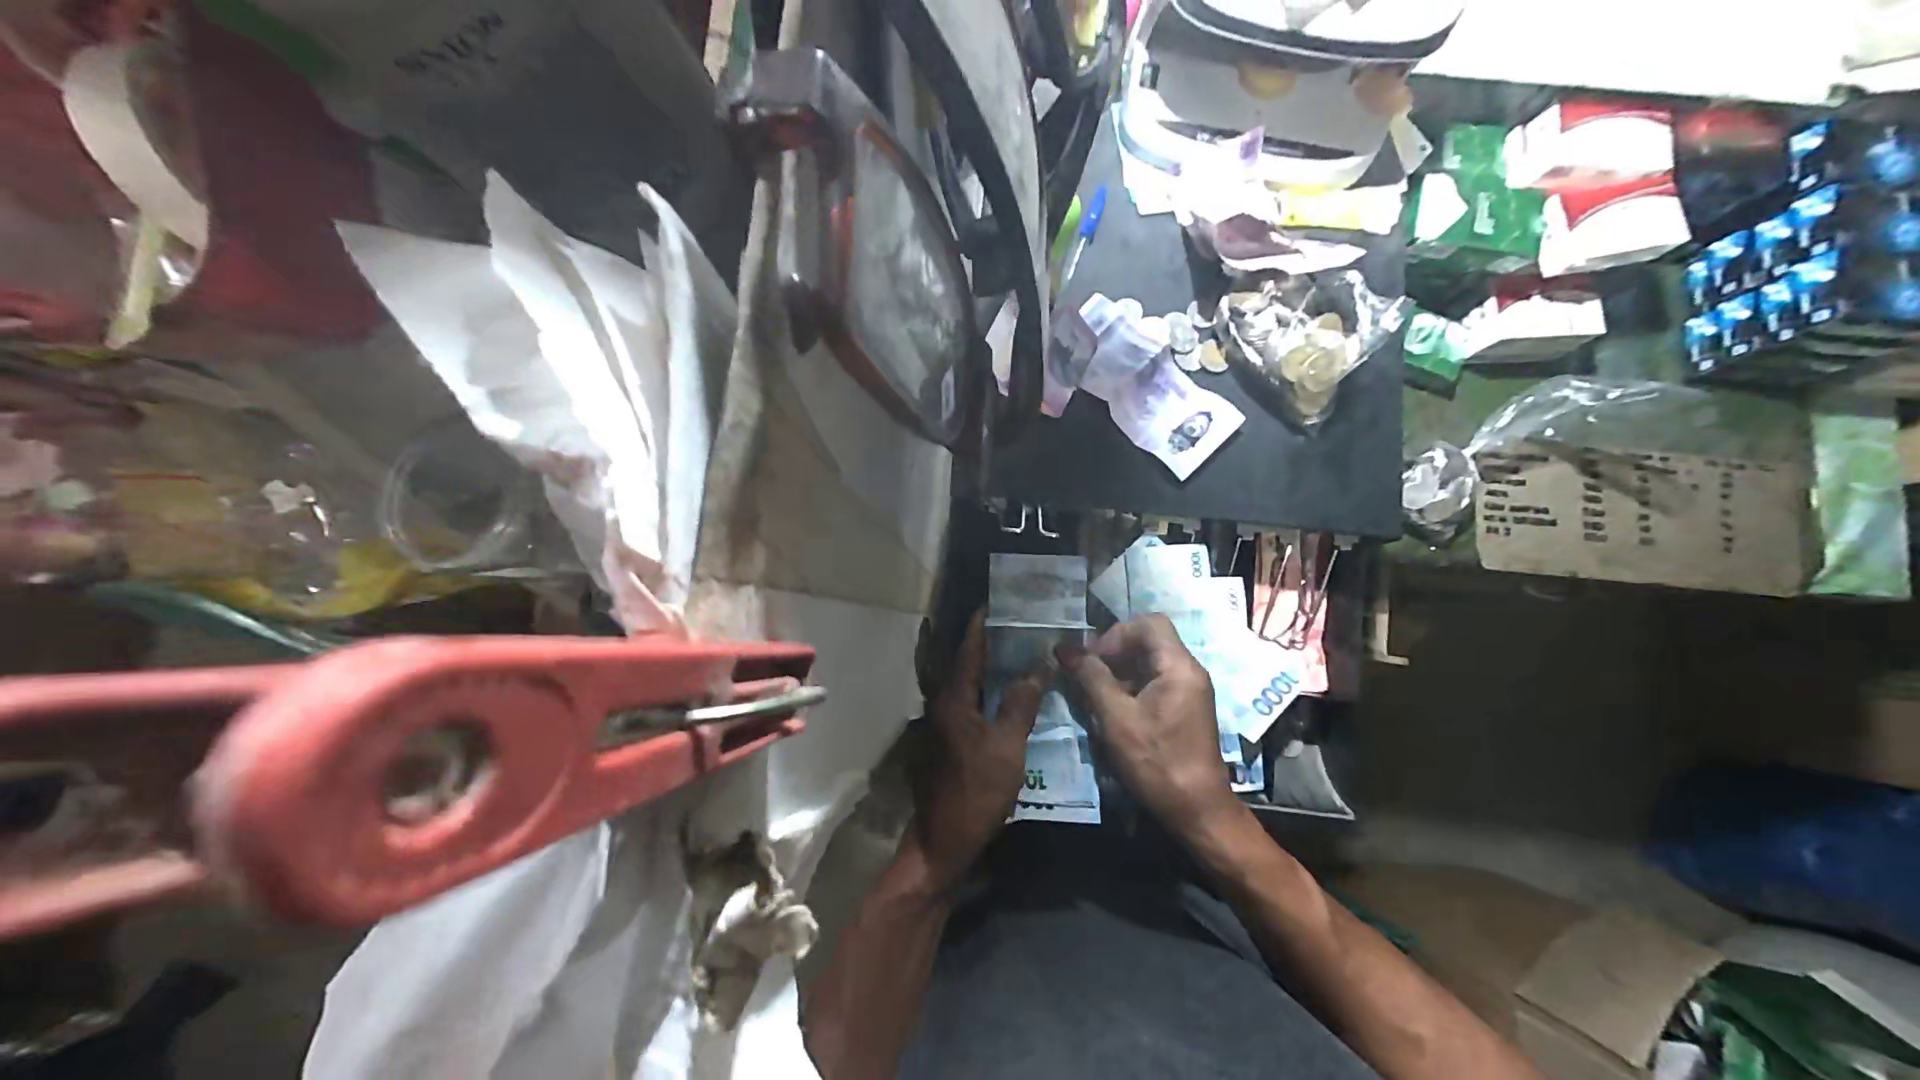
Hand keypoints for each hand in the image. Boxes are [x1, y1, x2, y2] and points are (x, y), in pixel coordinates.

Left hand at [910, 611, 1044, 890]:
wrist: (944, 839)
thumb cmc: (977, 790)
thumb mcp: (1008, 747)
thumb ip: (1020, 704)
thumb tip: (1037, 666)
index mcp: (953, 700)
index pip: (968, 651)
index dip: (981, 627)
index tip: (993, 604)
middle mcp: (942, 705)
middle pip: (965, 665)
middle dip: (987, 644)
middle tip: (1015, 627)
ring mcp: (942, 725)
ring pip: (967, 686)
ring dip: (988, 669)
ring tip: (1016, 654)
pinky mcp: (948, 742)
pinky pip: (968, 704)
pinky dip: (986, 693)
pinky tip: (1008, 696)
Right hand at [1060, 615, 1243, 840]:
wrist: (1197, 810)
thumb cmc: (1156, 761)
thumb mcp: (1116, 718)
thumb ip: (1092, 678)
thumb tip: (1069, 651)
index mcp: (1179, 667)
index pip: (1149, 624)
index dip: (1116, 634)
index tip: (1093, 659)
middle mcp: (1189, 672)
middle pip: (1149, 641)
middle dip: (1114, 652)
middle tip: (1087, 673)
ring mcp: (1189, 691)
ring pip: (1150, 663)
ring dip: (1119, 671)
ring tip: (1093, 693)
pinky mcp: (1184, 709)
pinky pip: (1155, 683)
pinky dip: (1131, 687)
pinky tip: (1111, 710)